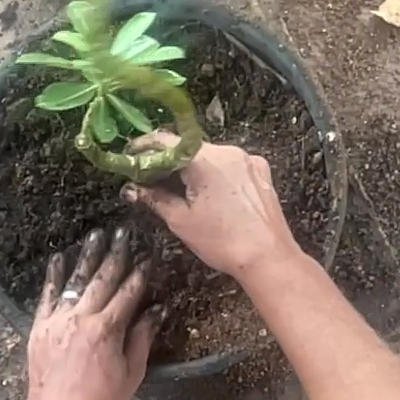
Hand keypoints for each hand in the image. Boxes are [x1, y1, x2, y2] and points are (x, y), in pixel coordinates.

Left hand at [26, 228, 159, 399]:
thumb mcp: (131, 373)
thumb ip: (141, 338)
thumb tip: (156, 310)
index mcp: (107, 331)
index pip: (128, 293)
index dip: (139, 273)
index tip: (147, 256)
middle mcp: (82, 319)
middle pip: (102, 279)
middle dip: (115, 254)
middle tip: (123, 233)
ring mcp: (58, 320)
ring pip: (76, 281)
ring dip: (88, 256)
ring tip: (96, 235)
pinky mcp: (40, 327)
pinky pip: (48, 295)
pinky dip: (54, 276)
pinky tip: (59, 258)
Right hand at [123, 138, 301, 280]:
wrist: (268, 258)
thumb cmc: (223, 242)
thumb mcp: (181, 221)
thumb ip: (154, 198)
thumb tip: (133, 188)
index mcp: (205, 160)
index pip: (165, 141)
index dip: (144, 147)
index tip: (130, 157)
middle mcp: (228, 152)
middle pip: (188, 148)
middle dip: (168, 161)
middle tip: (150, 179)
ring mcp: (248, 160)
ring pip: (210, 157)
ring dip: (192, 168)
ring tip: (179, 191)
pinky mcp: (261, 172)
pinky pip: (230, 166)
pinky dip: (216, 174)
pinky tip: (211, 195)